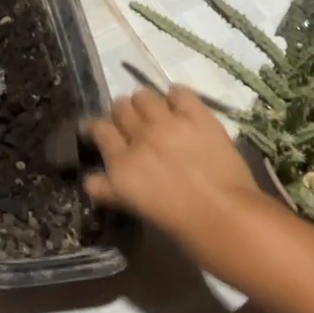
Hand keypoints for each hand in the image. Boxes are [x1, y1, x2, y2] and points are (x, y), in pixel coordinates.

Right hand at [83, 86, 268, 244]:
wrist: (224, 216)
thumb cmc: (177, 220)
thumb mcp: (132, 206)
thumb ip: (107, 189)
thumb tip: (89, 179)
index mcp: (121, 161)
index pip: (99, 128)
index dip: (96, 126)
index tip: (100, 130)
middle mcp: (139, 136)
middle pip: (120, 107)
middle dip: (123, 114)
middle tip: (133, 125)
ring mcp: (168, 123)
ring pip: (143, 95)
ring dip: (146, 103)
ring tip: (156, 114)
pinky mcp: (197, 116)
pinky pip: (179, 91)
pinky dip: (176, 97)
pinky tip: (180, 108)